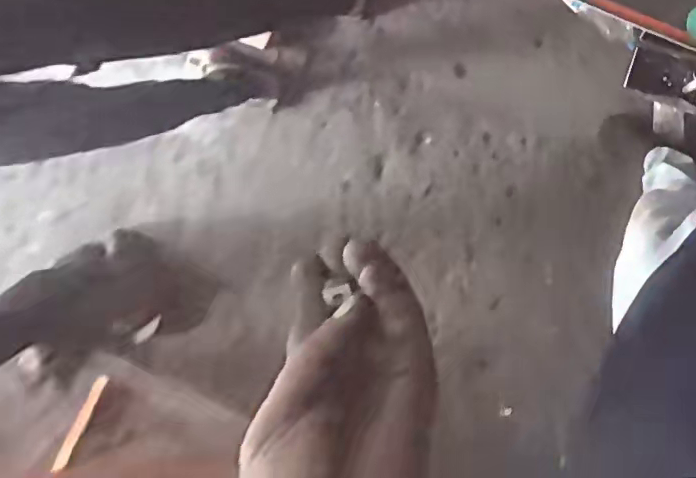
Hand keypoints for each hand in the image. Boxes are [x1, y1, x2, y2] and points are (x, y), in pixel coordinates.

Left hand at [239, 241, 436, 477]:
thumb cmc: (295, 475)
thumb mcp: (279, 420)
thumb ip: (312, 358)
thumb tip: (352, 302)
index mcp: (309, 383)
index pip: (312, 328)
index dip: (310, 294)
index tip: (306, 261)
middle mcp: (350, 363)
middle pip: (351, 308)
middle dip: (344, 274)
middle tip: (339, 241)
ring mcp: (386, 359)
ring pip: (382, 305)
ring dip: (370, 272)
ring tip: (355, 243)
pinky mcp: (417, 359)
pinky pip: (404, 316)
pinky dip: (392, 288)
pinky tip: (372, 267)